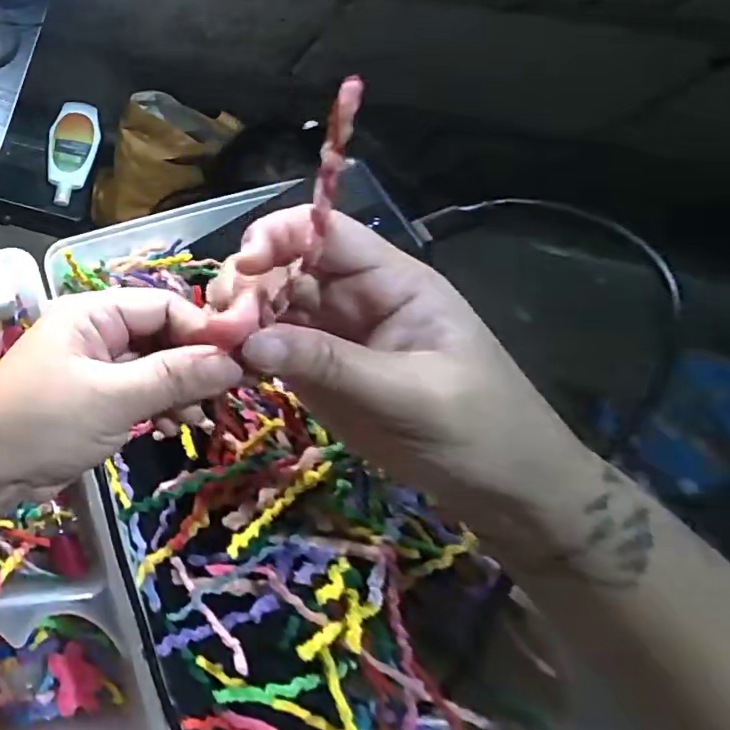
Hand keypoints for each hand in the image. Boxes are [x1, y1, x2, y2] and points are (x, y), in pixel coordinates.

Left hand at [0, 289, 242, 529]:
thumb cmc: (43, 422)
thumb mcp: (113, 398)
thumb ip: (173, 375)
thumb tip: (233, 357)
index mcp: (89, 313)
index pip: (160, 305)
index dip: (204, 328)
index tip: (247, 358)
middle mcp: (91, 331)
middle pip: (158, 335)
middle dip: (195, 362)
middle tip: (233, 393)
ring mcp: (90, 365)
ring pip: (151, 366)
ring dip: (179, 388)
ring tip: (201, 418)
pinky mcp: (90, 396)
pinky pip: (135, 390)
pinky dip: (158, 405)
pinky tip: (173, 427)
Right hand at [207, 206, 594, 535]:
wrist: (508, 498)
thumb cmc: (483, 434)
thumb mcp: (412, 395)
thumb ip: (330, 363)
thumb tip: (250, 341)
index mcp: (388, 281)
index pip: (322, 231)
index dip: (276, 236)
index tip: (246, 267)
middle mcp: (349, 295)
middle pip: (278, 264)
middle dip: (245, 284)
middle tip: (225, 326)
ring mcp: (325, 330)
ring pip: (261, 301)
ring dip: (234, 317)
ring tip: (221, 347)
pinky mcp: (308, 363)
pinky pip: (261, 341)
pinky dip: (238, 348)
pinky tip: (228, 365)